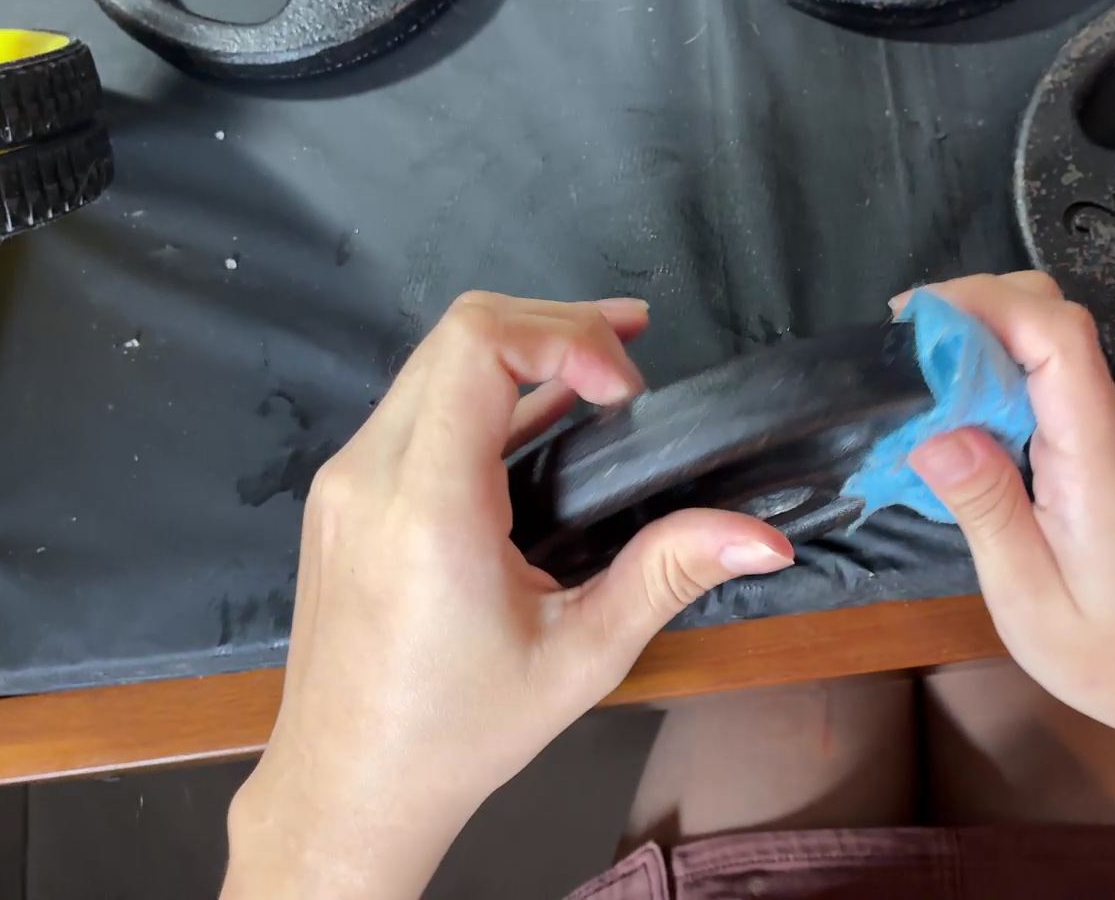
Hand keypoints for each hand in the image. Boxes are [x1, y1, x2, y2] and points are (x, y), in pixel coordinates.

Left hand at [225, 292, 793, 898]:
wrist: (347, 787)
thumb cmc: (464, 729)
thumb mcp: (584, 655)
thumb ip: (671, 574)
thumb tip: (767, 538)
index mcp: (426, 506)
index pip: (477, 346)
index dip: (564, 335)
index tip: (627, 389)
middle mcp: (370, 471)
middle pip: (462, 332)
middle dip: (558, 326)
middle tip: (635, 359)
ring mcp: (349, 475)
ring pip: (440, 358)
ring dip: (528, 346)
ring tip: (610, 364)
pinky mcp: (350, 487)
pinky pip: (425, 402)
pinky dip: (495, 385)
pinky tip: (556, 404)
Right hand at [903, 272, 1114, 754]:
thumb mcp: (1030, 596)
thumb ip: (984, 507)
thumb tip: (931, 431)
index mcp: (1096, 455)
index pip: (1057, 336)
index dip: (985, 303)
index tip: (912, 318)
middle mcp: (1107, 424)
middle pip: (1054, 317)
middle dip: (974, 306)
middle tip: (902, 343)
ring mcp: (1104, 431)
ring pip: (1047, 342)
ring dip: (976, 336)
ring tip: (911, 371)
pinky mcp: (1093, 446)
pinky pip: (1042, 381)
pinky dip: (988, 372)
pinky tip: (948, 408)